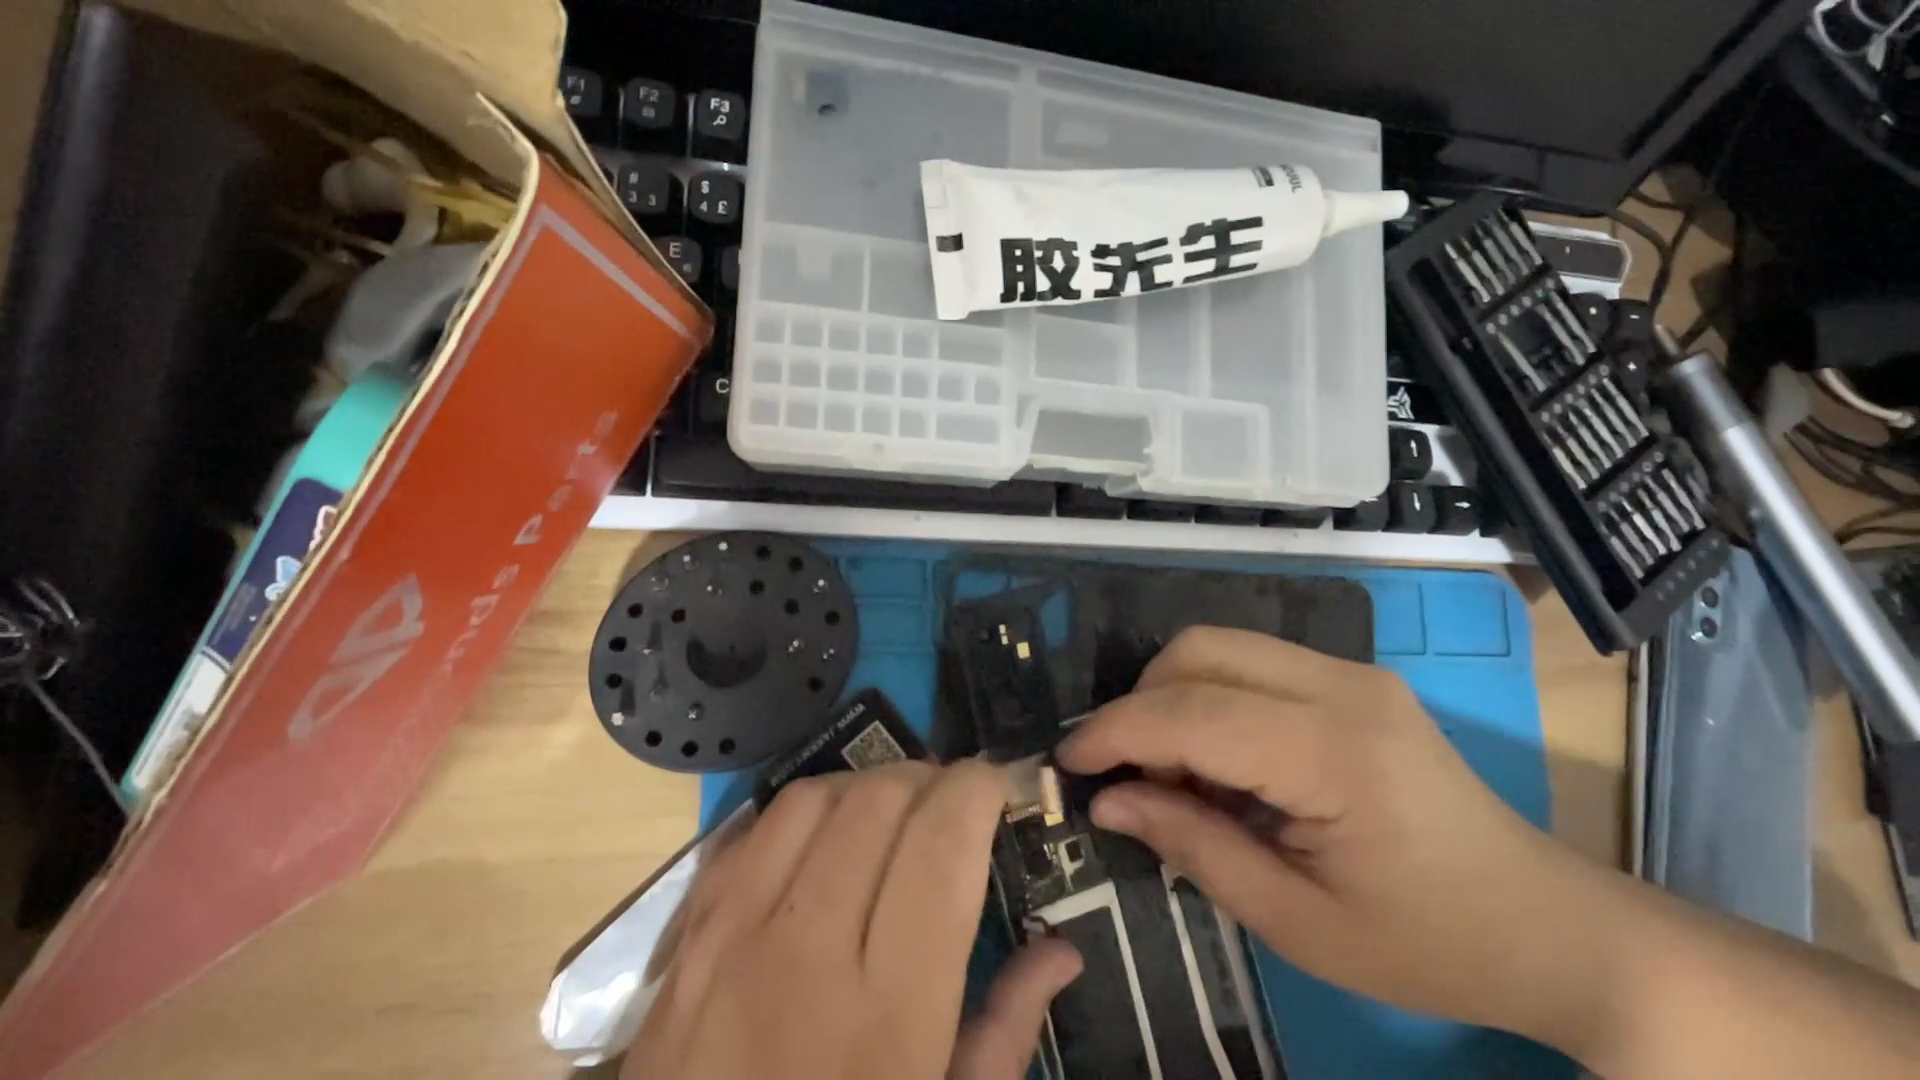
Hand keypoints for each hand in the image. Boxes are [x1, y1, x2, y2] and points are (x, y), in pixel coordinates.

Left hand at [622, 761, 1081, 1079]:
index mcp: (888, 1005)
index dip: (979, 791)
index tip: (1000, 790)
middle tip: (951, 808)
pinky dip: (798, 816)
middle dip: (929, 783)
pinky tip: (820, 843)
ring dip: (863, 788)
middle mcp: (807, 949)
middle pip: (877, 802)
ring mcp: (732, 935)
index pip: (941, 842)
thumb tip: (1061, 949)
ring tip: (890, 815)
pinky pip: (749, 833)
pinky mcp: (685, 938)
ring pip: (809, 798)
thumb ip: (1006, 1029)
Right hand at [1055, 626, 1599, 1044]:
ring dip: (1173, 699)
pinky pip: (1254, 666)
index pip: (1193, 712)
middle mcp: (1344, 687)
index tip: (1065, 765)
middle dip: (1139, 704)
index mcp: (1335, 752)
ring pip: (1222, 648)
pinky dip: (1211, 702)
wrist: (1551, 927)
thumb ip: (1194, 848)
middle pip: (1200, 650)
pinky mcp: (1357, 682)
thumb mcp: (1297, 923)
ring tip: (1172, 778)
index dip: (1114, 731)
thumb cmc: (1427, 944)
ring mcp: (1355, 675)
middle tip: (1123, 778)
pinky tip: (1220, 767)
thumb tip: (1109, 802)